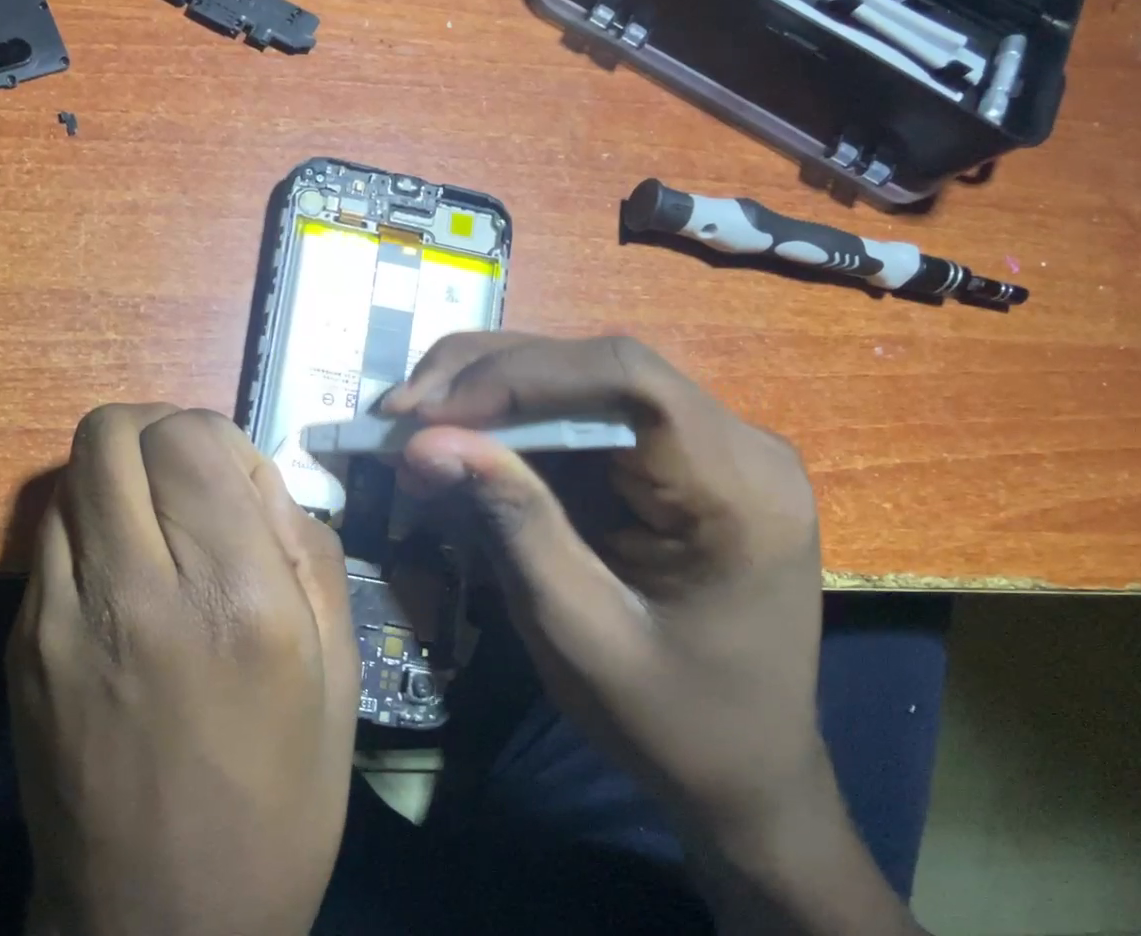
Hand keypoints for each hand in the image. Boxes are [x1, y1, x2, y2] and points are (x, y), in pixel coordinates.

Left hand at [8, 406, 357, 935]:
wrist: (154, 922)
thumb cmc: (274, 808)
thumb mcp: (338, 682)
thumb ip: (308, 555)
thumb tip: (259, 484)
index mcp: (232, 600)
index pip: (189, 436)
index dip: (218, 437)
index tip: (239, 488)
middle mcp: (132, 589)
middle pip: (109, 431)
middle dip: (156, 432)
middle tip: (191, 482)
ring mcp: (57, 616)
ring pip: (69, 477)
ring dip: (118, 479)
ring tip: (155, 533)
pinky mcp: (18, 645)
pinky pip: (48, 540)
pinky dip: (88, 529)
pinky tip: (119, 583)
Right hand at [384, 333, 824, 833]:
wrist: (744, 773)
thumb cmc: (670, 721)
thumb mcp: (576, 629)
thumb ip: (511, 521)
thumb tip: (424, 438)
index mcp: (737, 489)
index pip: (625, 379)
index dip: (514, 375)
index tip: (426, 413)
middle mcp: (736, 444)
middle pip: (597, 367)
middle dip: (484, 378)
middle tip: (396, 411)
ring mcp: (709, 448)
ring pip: (582, 381)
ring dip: (488, 394)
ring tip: (411, 423)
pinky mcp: (673, 464)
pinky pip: (584, 418)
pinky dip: (510, 425)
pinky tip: (458, 442)